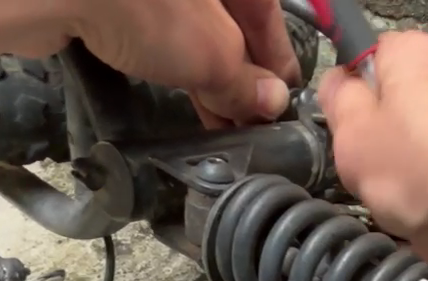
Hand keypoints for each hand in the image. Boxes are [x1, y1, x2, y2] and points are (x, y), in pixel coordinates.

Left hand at [56, 0, 300, 124]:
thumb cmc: (145, 4)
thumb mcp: (212, 54)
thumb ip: (243, 81)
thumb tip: (271, 103)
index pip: (265, 7)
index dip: (278, 57)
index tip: (282, 99)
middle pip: (227, 17)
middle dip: (240, 71)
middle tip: (249, 120)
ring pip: (189, 25)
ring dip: (206, 72)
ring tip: (218, 120)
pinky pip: (153, 27)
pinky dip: (171, 60)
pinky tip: (178, 93)